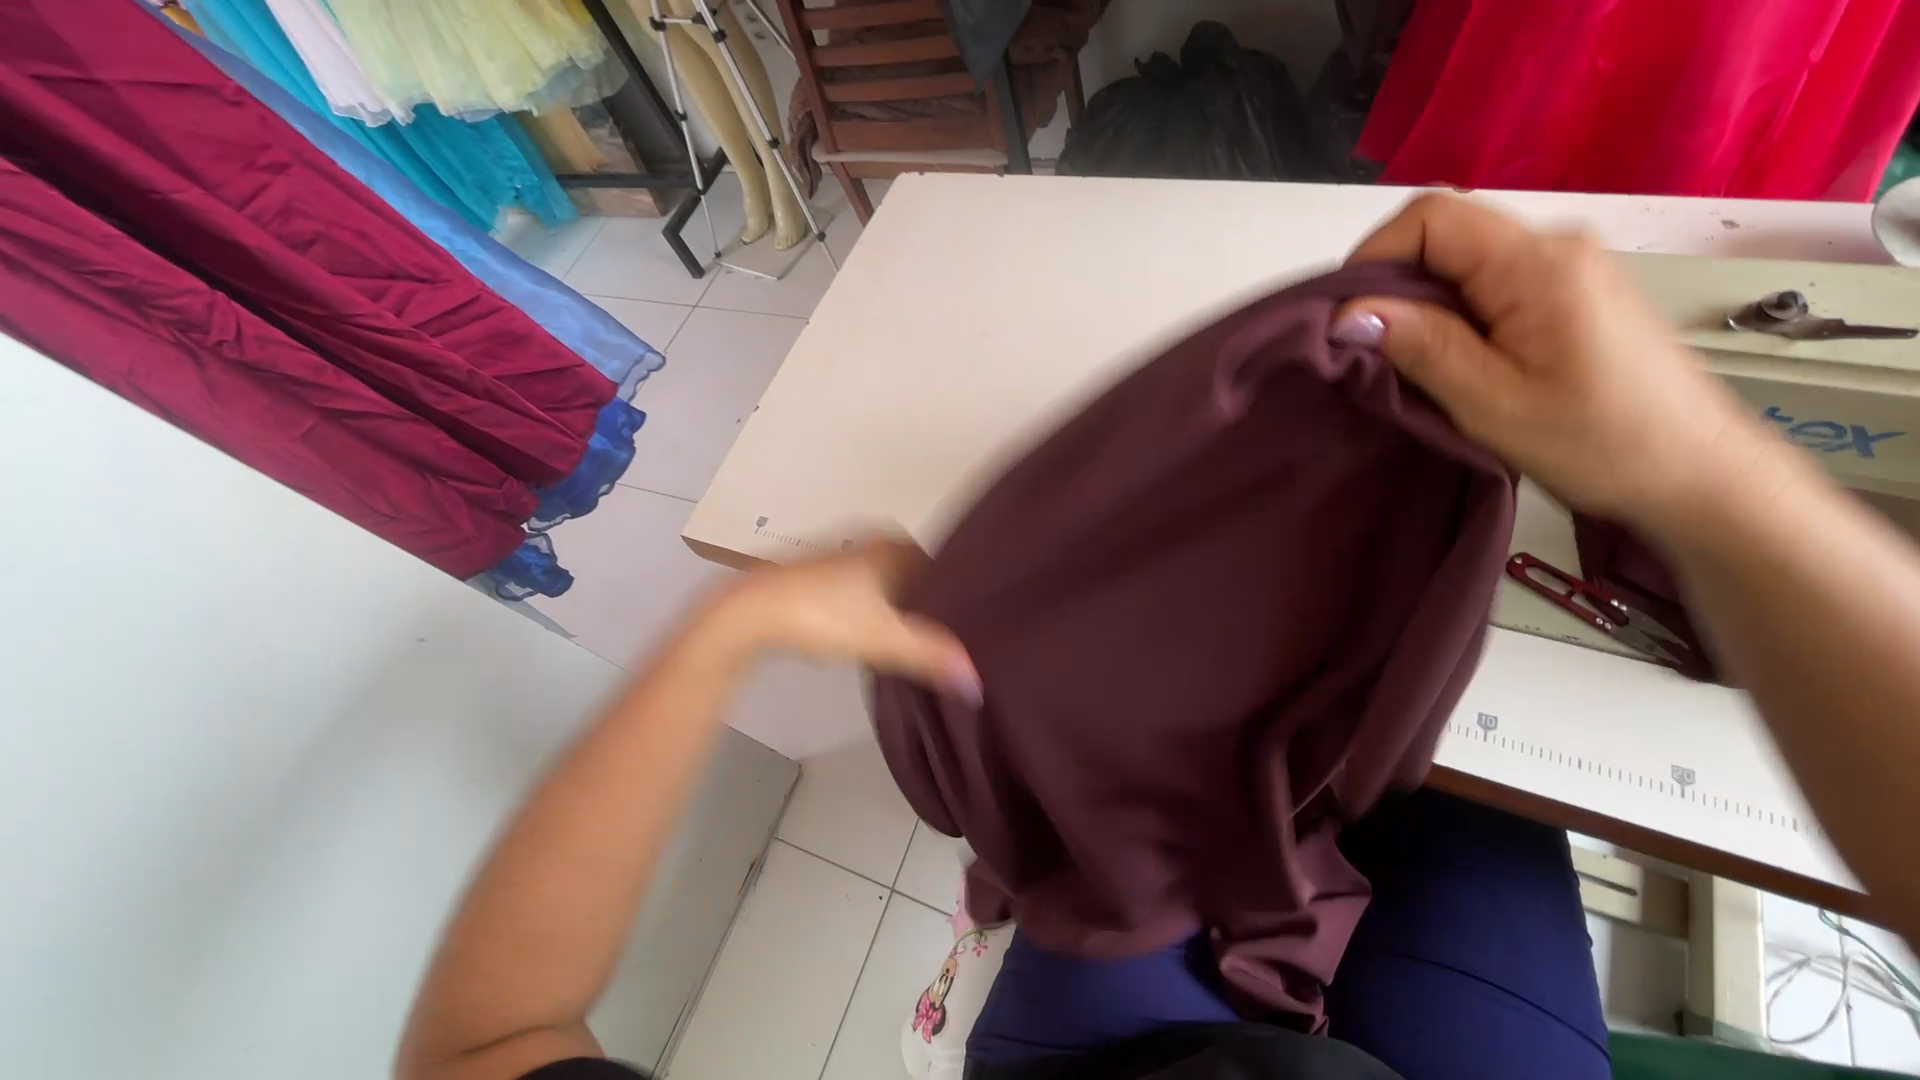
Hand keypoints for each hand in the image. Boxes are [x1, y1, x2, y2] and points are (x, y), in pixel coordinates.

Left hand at [703, 538, 980, 701]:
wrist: (749, 614)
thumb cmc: (822, 615)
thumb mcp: (884, 639)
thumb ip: (932, 657)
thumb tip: (976, 681)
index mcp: (894, 544)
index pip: (946, 566)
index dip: (960, 595)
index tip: (976, 624)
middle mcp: (872, 543)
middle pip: (918, 577)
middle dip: (933, 606)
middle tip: (956, 639)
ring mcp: (843, 559)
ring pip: (890, 586)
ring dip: (903, 611)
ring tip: (925, 643)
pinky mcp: (819, 579)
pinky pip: (866, 595)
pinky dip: (877, 614)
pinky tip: (878, 639)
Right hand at [1331, 193, 1779, 530]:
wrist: (1695, 472)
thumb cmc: (1598, 442)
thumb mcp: (1491, 402)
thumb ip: (1420, 346)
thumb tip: (1346, 313)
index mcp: (1539, 262)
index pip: (1430, 216)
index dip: (1372, 257)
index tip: (1346, 318)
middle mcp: (1555, 244)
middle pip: (1442, 235)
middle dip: (1391, 287)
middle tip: (1369, 354)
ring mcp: (1566, 265)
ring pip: (1459, 262)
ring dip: (1418, 306)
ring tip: (1407, 366)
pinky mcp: (1567, 291)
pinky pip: (1485, 283)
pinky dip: (1449, 315)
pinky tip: (1449, 363)